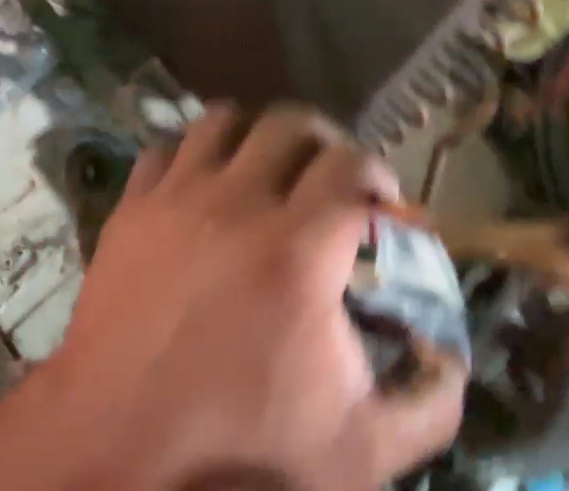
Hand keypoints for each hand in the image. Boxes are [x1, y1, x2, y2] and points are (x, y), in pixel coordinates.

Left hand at [49, 104, 465, 488]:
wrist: (118, 443)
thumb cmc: (239, 446)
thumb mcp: (359, 448)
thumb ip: (429, 402)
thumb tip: (451, 355)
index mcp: (297, 250)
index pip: (351, 166)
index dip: (377, 177)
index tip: (380, 209)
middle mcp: (236, 204)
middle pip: (289, 125)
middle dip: (323, 144)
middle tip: (329, 182)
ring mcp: (175, 198)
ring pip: (222, 120)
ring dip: (255, 137)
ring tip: (266, 173)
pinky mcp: (129, 208)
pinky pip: (166, 148)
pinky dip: (192, 156)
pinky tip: (203, 189)